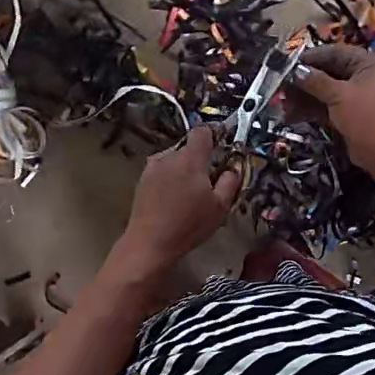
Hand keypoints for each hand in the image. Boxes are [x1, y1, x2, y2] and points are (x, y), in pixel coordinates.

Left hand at [113, 125, 241, 275]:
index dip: (214, 134)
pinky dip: (170, 179)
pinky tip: (173, 200)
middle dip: (200, 159)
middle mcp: (168, 157)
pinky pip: (162, 172)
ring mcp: (152, 168)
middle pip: (188, 148)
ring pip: (174, 160)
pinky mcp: (142, 181)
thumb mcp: (220, 206)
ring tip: (190, 194)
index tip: (222, 144)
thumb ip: (231, 180)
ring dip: (184, 170)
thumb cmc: (189, 224)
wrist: (149, 242)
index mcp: (190, 159)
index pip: (202, 132)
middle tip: (210, 181)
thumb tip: (233, 166)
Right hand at [293, 44, 374, 175]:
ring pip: (325, 93)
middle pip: (328, 74)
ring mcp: (357, 98)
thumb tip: (295, 71)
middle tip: (280, 89)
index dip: (310, 58)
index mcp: (368, 64)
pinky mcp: (350, 117)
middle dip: (303, 82)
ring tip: (283, 107)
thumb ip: (316, 81)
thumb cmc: (369, 118)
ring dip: (303, 98)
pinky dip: (311, 111)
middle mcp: (363, 78)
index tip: (287, 64)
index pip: (335, 53)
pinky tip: (291, 116)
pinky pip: (327, 108)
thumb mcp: (340, 96)